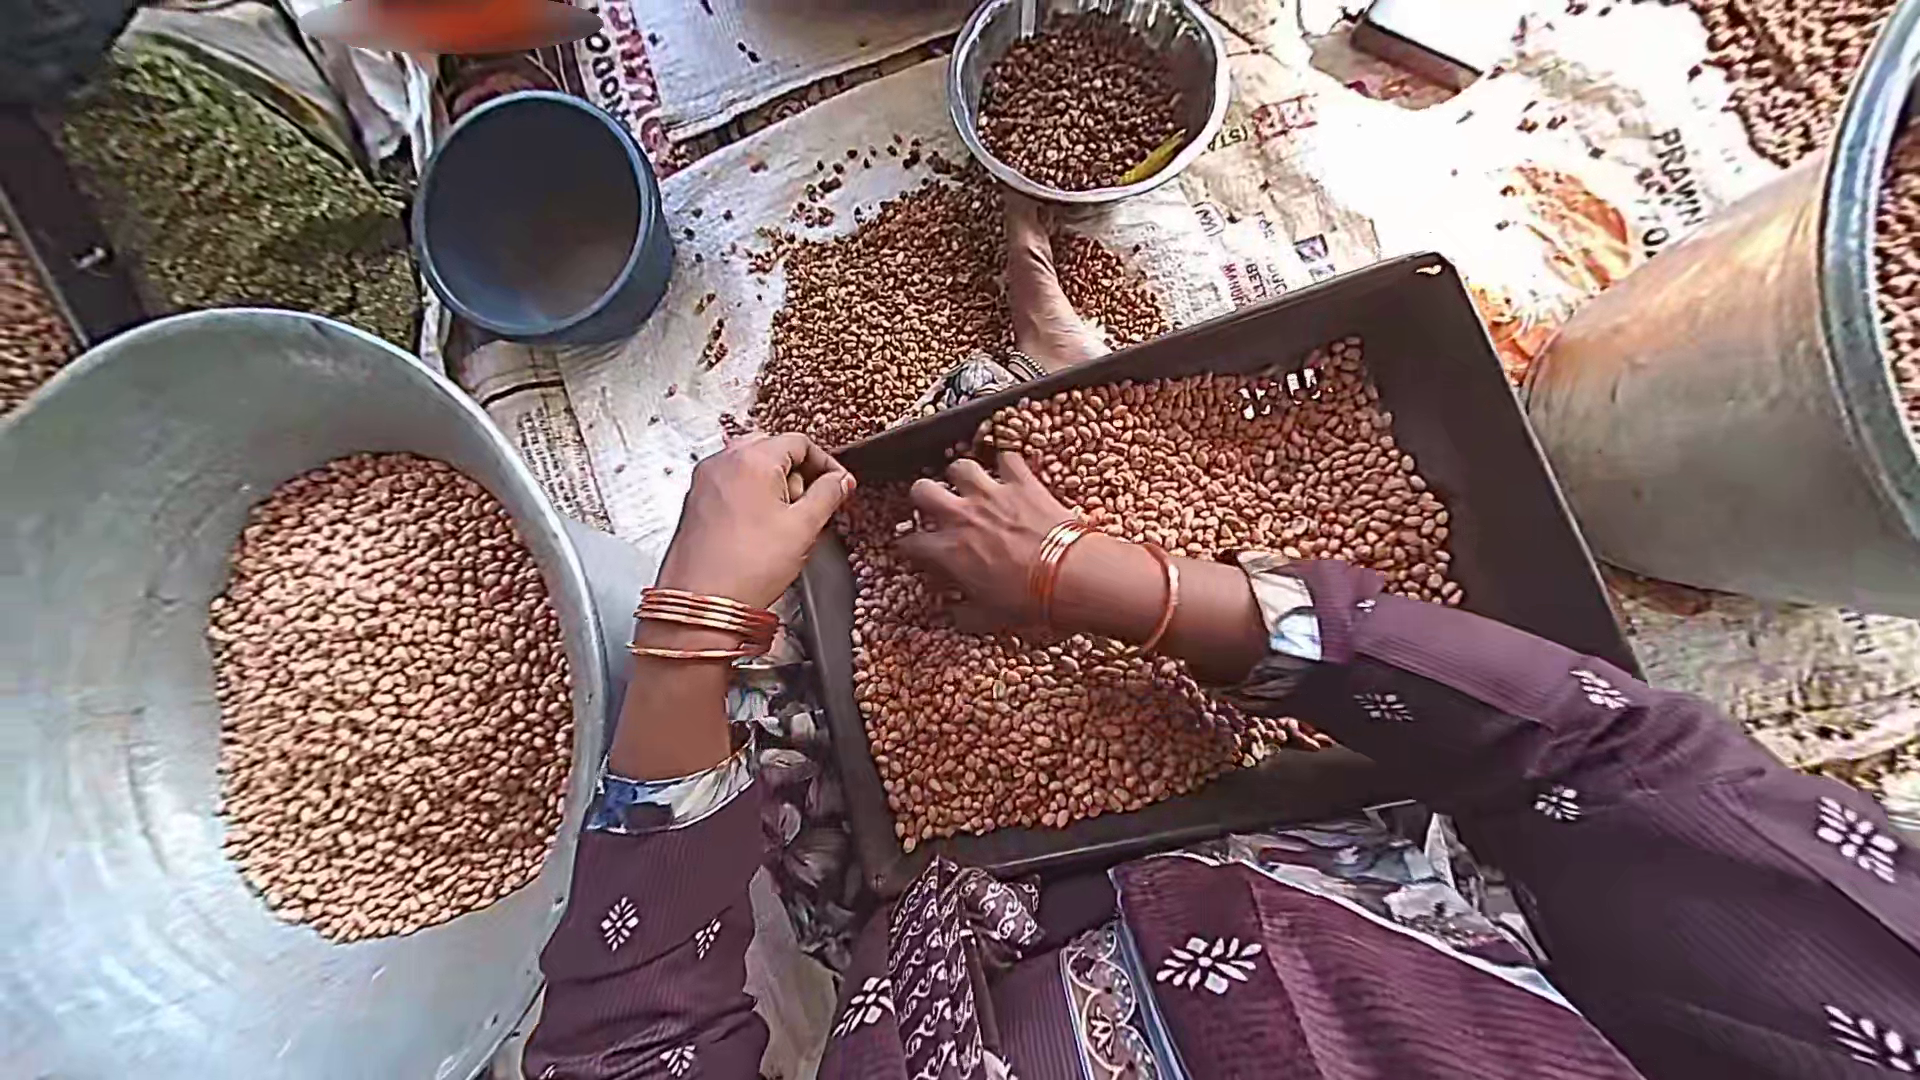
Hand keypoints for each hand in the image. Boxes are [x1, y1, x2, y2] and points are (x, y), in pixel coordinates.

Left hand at [655, 433, 854, 608]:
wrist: (703, 603)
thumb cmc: (747, 567)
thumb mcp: (803, 527)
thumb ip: (828, 495)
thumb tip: (840, 481)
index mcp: (751, 460)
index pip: (799, 443)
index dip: (826, 463)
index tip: (839, 484)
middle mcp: (722, 463)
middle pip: (774, 450)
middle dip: (800, 474)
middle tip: (815, 503)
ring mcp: (706, 482)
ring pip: (753, 468)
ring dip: (778, 486)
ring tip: (789, 522)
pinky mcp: (697, 502)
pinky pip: (734, 485)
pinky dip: (755, 497)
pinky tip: (765, 530)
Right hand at [896, 452, 1075, 629]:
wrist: (1070, 577)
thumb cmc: (1029, 601)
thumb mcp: (987, 617)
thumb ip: (962, 614)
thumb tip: (953, 615)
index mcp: (948, 551)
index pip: (911, 542)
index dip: (911, 546)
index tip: (917, 550)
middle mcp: (962, 516)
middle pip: (922, 490)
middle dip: (924, 497)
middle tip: (936, 507)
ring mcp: (992, 495)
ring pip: (960, 467)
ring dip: (961, 475)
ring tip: (969, 485)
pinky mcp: (1022, 483)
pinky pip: (1007, 458)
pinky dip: (1007, 463)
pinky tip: (1009, 471)